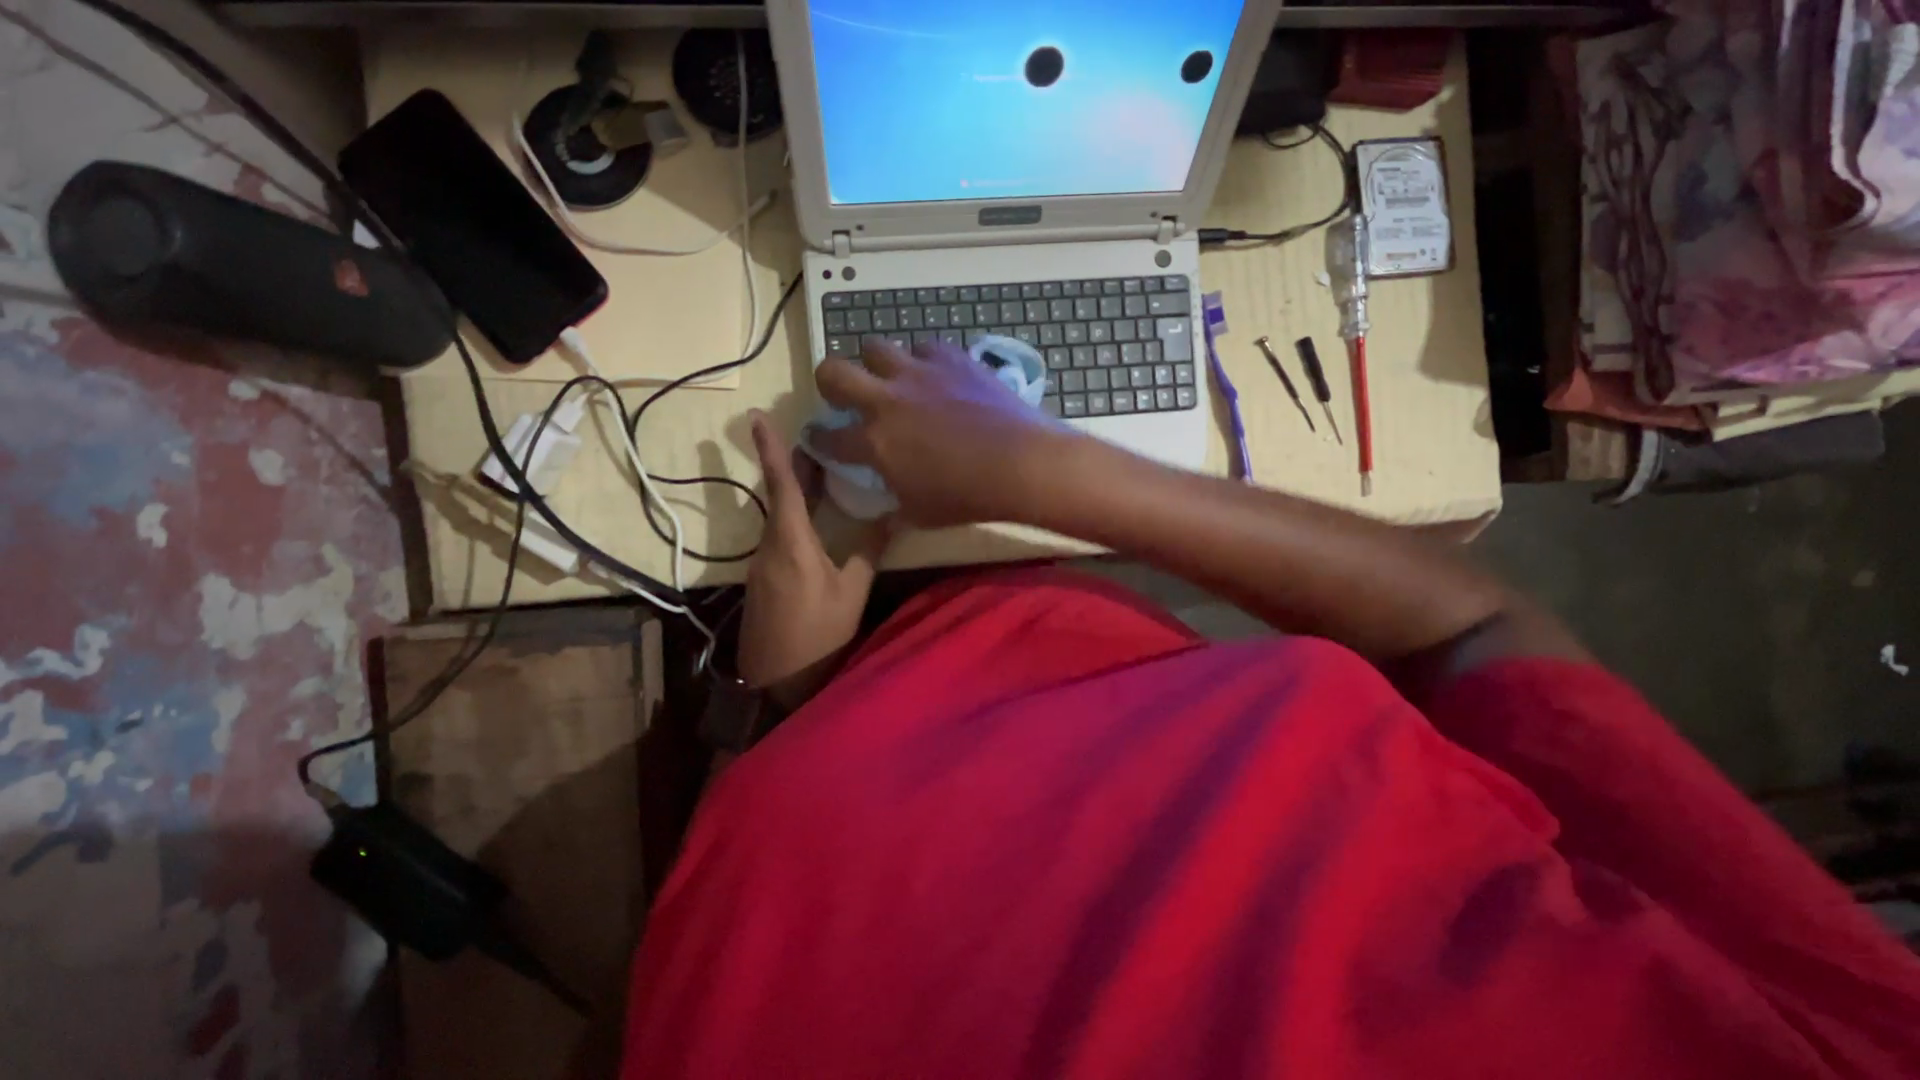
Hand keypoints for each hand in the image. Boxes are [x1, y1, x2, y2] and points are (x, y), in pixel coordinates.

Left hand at [739, 411, 890, 709]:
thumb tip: (892, 516)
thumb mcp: (852, 594)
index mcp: (790, 542)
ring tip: (825, 474)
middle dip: (796, 468)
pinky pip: (778, 537)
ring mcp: (761, 564)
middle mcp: (769, 546)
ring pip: (778, 517)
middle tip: (820, 441)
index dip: (772, 450)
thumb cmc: (818, 636)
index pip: (781, 486)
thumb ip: (868, 552)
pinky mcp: (762, 580)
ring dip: (797, 494)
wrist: (776, 682)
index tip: (757, 418)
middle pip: (779, 497)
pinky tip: (817, 522)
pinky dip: (795, 519)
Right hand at [812, 340, 1078, 527]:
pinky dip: (923, 359)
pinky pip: (924, 346)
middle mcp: (886, 400)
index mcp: (874, 443)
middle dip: (830, 383)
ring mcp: (919, 374)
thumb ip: (896, 508)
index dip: (817, 438)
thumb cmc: (967, 497)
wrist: (1019, 464)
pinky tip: (934, 374)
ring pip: (876, 347)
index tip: (818, 437)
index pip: (828, 437)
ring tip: (891, 378)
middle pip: (833, 372)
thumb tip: (887, 514)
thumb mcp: (921, 514)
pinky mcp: (951, 358)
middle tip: (843, 394)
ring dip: (876, 363)